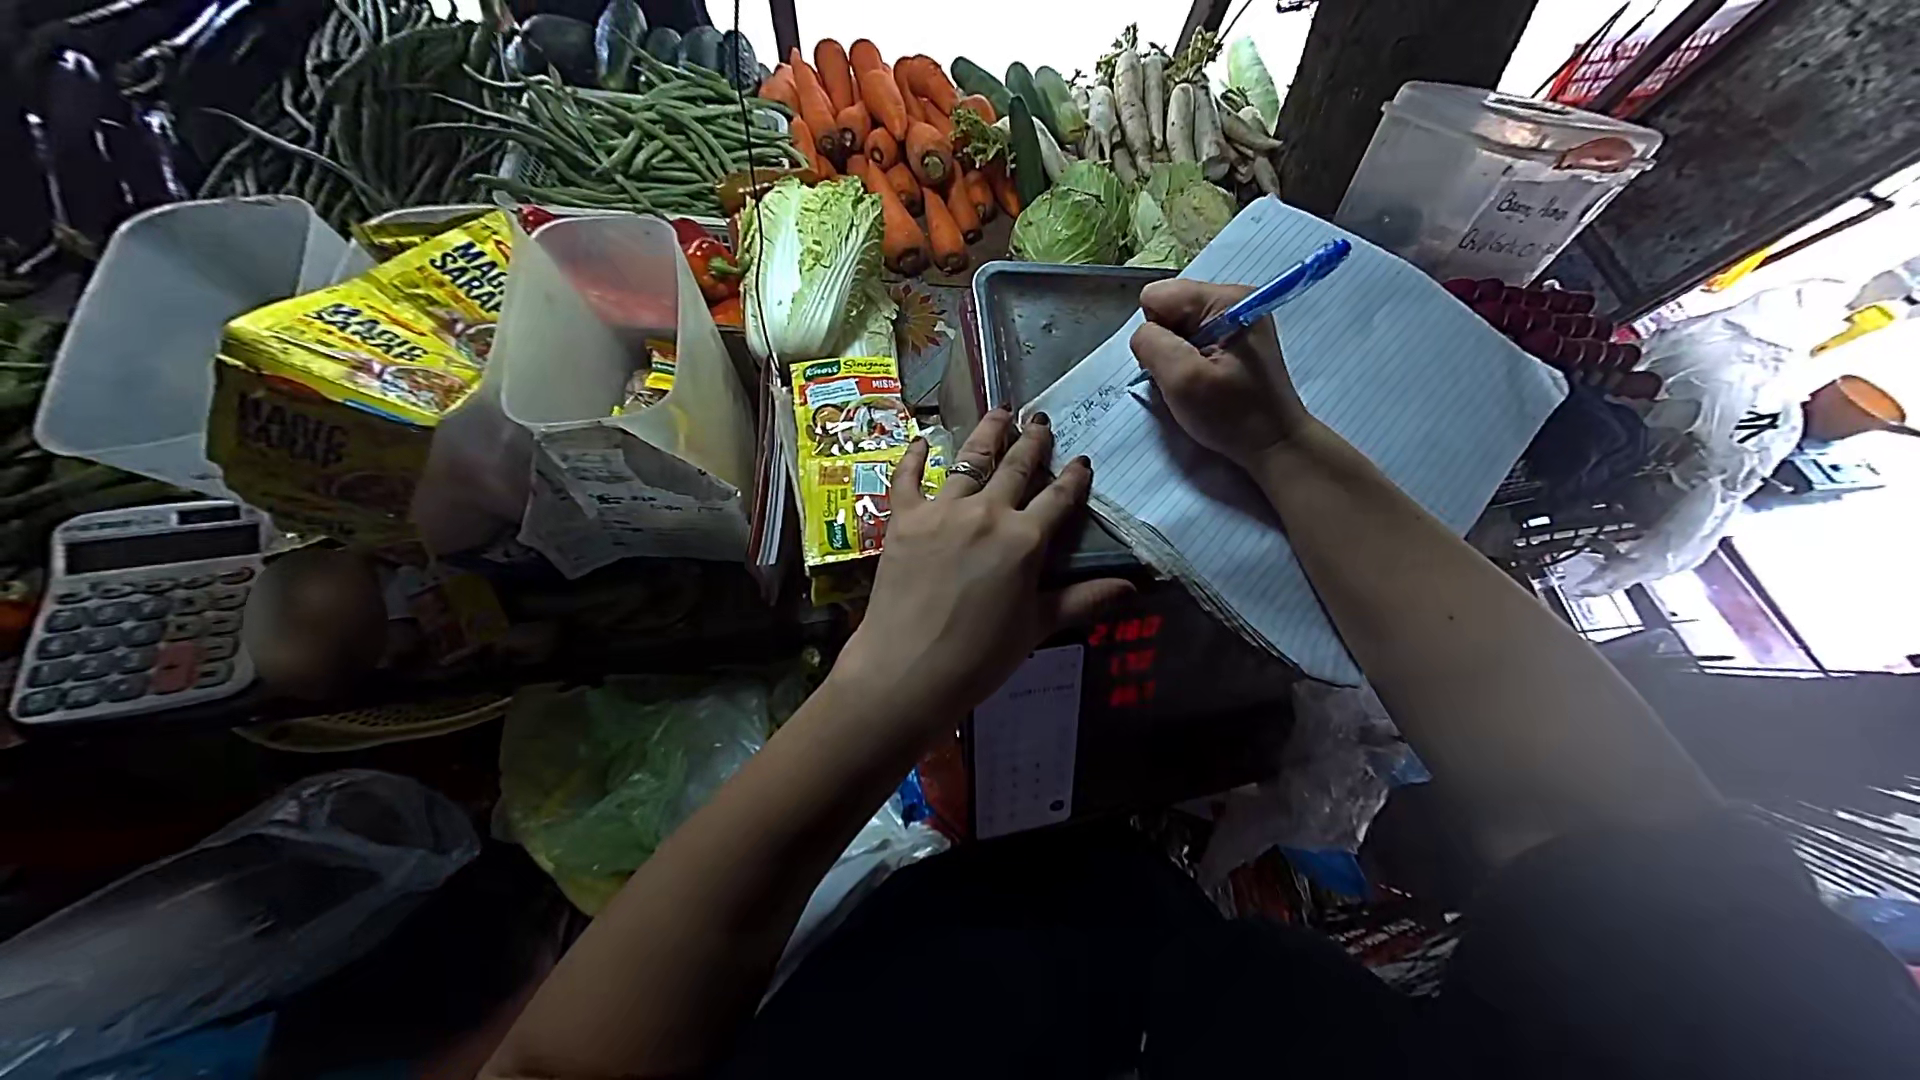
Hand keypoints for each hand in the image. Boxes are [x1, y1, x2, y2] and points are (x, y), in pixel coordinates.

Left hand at [833, 409, 1132, 736]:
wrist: (909, 669)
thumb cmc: (980, 656)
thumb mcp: (1037, 626)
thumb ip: (1083, 600)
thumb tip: (1133, 588)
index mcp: (1024, 540)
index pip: (1059, 499)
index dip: (1074, 478)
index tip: (1082, 460)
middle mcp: (986, 513)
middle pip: (1016, 467)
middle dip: (1033, 441)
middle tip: (1040, 420)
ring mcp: (941, 511)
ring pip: (969, 459)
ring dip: (987, 433)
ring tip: (999, 411)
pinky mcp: (903, 519)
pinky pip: (908, 478)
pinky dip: (916, 457)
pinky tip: (924, 440)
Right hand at [1129, 280, 1313, 465]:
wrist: (1272, 443)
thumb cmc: (1231, 414)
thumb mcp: (1182, 380)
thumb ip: (1153, 345)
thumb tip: (1142, 333)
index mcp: (1224, 300)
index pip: (1158, 296)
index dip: (1155, 334)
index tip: (1176, 364)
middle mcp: (1232, 299)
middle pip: (1168, 308)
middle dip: (1166, 344)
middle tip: (1186, 377)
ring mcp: (1234, 318)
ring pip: (1176, 326)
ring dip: (1176, 356)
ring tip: (1196, 382)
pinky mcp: (1234, 338)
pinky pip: (1190, 339)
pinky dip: (1187, 362)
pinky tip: (1204, 381)